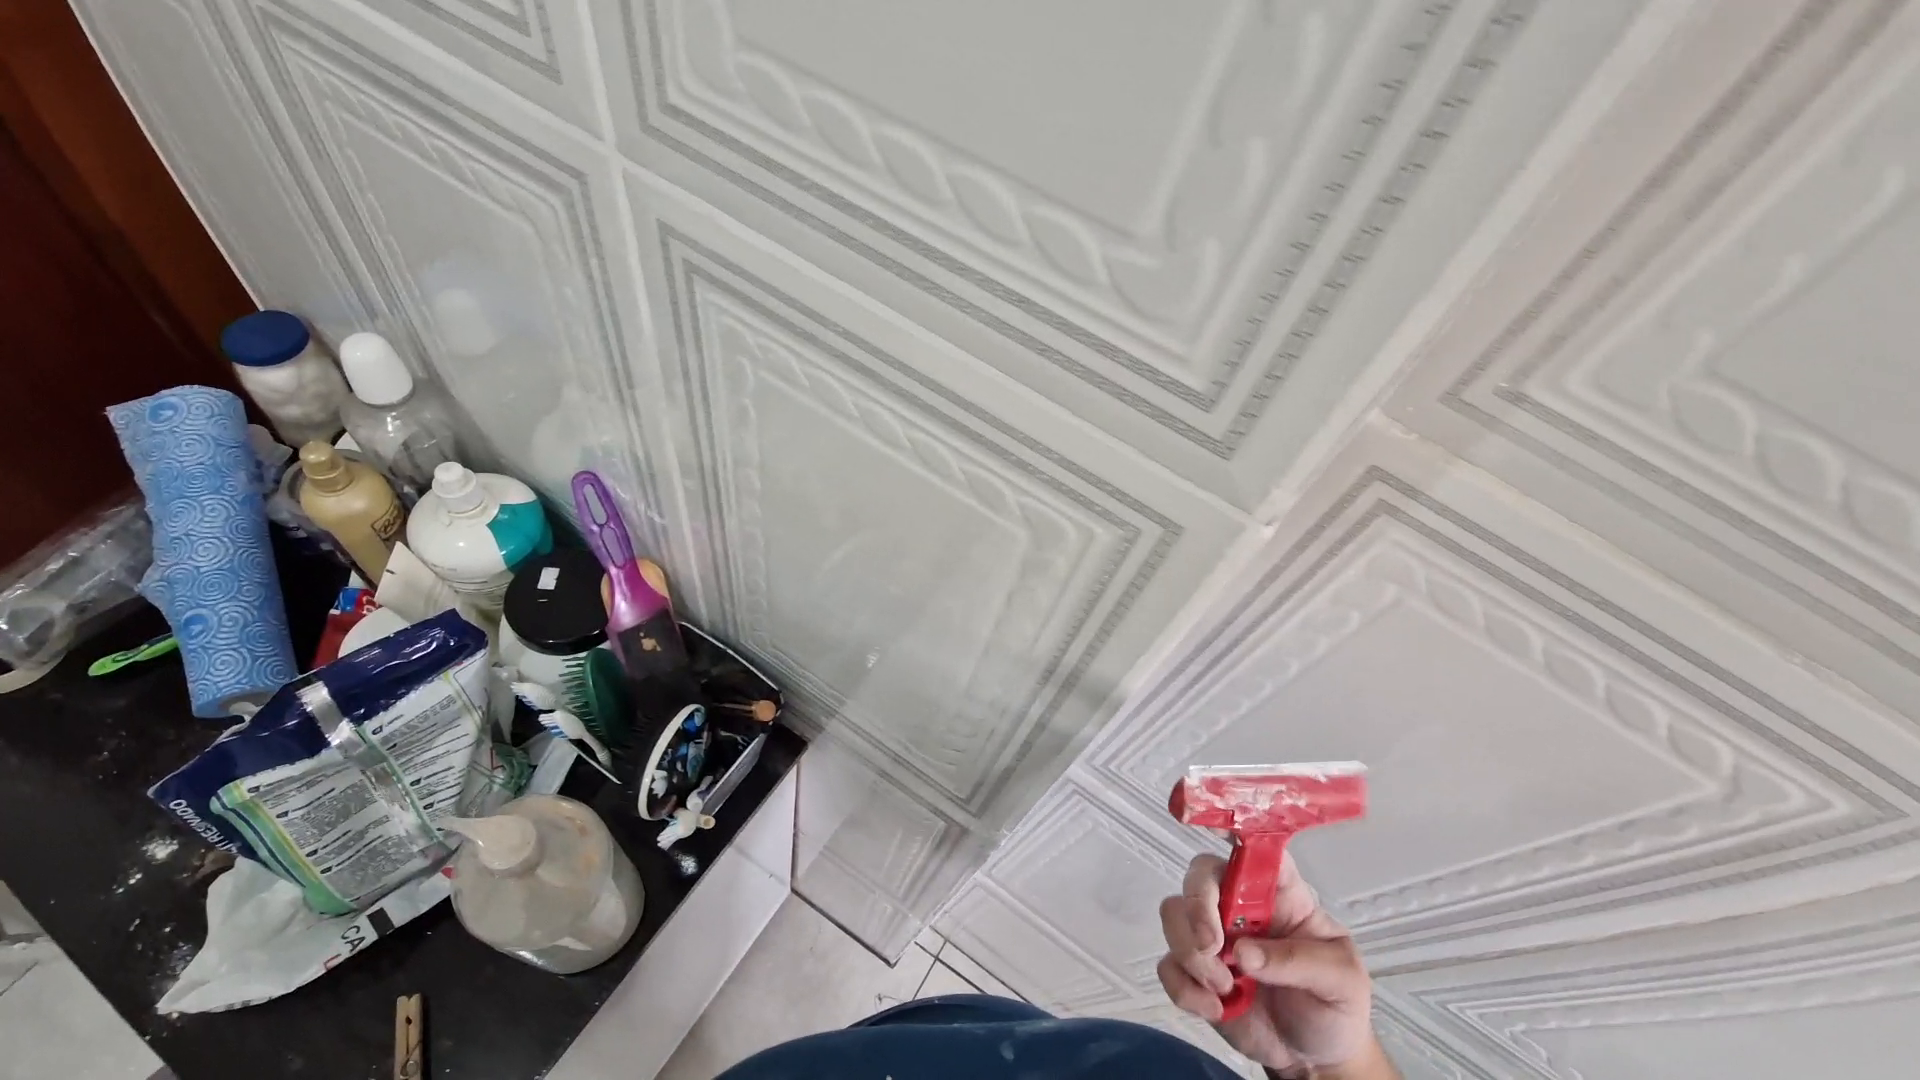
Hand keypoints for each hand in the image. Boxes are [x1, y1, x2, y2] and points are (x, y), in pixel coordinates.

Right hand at [1157, 853, 1386, 1076]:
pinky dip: (1184, 988)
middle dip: (1197, 905)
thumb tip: (1244, 952)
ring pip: (1174, 914)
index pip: (1254, 851)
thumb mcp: (1341, 980)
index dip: (1233, 830)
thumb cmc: (1336, 1007)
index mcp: (1280, 894)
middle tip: (1211, 946)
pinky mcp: (1194, 973)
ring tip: (1226, 989)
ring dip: (1191, 953)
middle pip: (1200, 875)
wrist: (1314, 1064)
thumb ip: (1298, 962)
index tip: (1217, 833)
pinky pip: (1168, 964)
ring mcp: (1214, 938)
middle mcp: (1239, 906)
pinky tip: (1215, 1009)